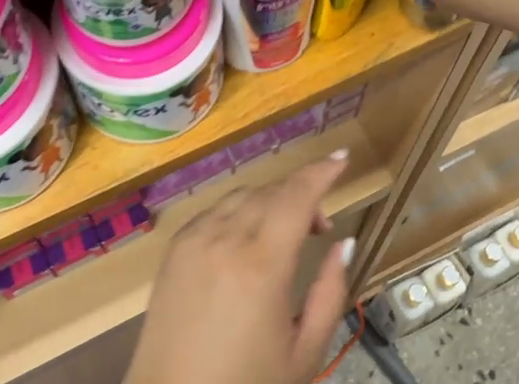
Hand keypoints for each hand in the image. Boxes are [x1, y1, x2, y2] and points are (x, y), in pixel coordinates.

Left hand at [125, 154, 354, 383]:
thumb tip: (343, 242)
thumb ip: (330, 292)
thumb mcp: (304, 352)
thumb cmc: (246, 382)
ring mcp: (195, 238)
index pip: (297, 196)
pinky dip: (239, 212)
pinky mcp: (175, 246)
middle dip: (301, 194)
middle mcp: (226, 238)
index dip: (321, 172)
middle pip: (271, 191)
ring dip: (270, 201)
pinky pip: (214, 211)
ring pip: (241, 196)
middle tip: (319, 227)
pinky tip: (247, 242)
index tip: (342, 158)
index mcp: (262, 263)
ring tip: (286, 236)